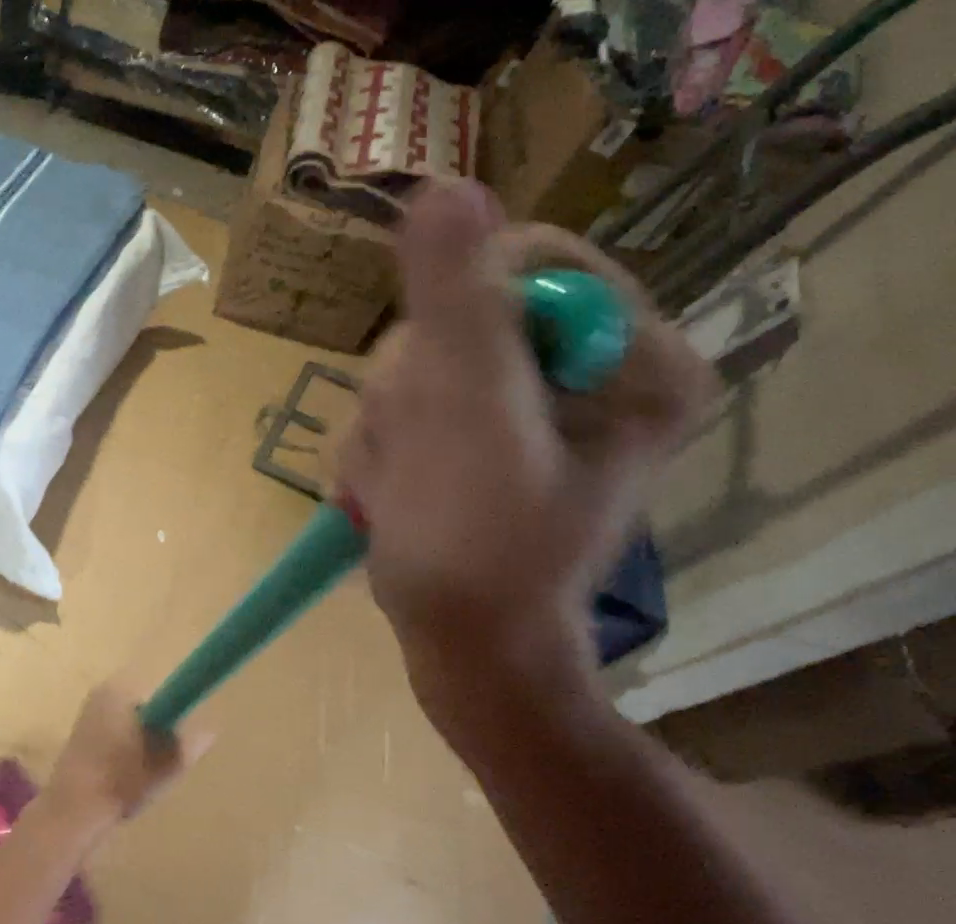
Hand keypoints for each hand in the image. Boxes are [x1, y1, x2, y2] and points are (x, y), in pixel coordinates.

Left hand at [40, 677, 213, 829]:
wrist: (74, 810)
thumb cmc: (122, 779)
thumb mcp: (168, 763)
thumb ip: (191, 741)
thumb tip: (208, 728)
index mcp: (120, 689)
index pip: (162, 687)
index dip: (177, 710)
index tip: (181, 737)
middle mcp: (100, 693)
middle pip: (147, 706)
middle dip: (159, 729)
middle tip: (164, 759)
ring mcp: (86, 713)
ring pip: (131, 723)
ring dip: (142, 743)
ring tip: (143, 772)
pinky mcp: (79, 735)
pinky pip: (115, 736)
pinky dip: (125, 752)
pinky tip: (124, 776)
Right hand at [338, 182, 713, 698]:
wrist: (461, 646)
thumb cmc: (478, 548)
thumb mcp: (467, 419)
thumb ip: (457, 303)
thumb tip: (443, 184)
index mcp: (633, 354)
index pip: (529, 260)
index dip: (456, 310)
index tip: (438, 387)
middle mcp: (587, 371)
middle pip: (459, 317)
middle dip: (413, 392)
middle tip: (419, 459)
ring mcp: (523, 407)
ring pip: (416, 366)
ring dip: (387, 429)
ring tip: (403, 489)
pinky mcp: (476, 436)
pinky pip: (403, 407)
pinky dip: (382, 452)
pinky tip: (394, 494)